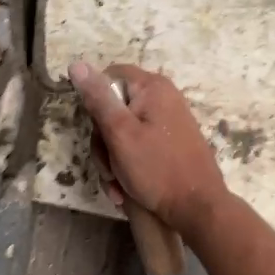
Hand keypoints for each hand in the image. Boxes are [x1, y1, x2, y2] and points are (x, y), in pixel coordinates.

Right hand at [68, 61, 229, 234]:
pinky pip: (137, 147)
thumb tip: (77, 64)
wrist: (198, 209)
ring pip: (122, 133)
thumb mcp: (120, 133)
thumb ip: (98, 99)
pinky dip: (127, 167)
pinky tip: (125, 191)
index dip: (95, 101)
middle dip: (103, 143)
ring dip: (112, 161)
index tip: (95, 129)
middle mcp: (162, 98)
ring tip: (117, 187)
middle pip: (113, 109)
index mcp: (152, 87)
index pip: (109, 77)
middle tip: (107, 168)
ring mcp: (167, 121)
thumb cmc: (157, 169)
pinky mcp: (169, 142)